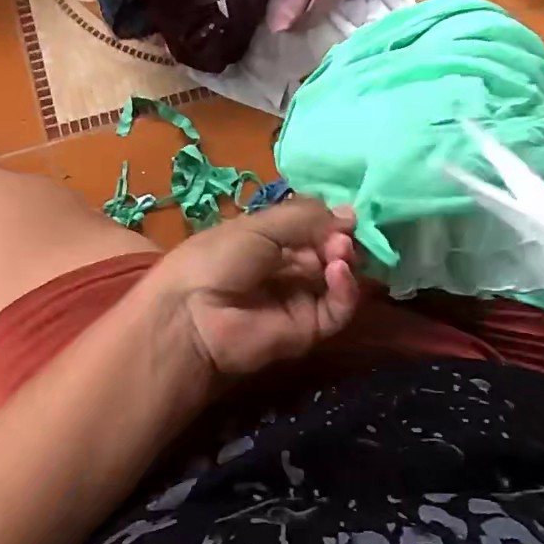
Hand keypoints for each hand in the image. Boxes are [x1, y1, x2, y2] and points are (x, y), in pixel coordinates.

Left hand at [140, 200, 360, 379]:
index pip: (311, 230)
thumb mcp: (258, 226)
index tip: (344, 216)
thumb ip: (305, 217)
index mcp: (267, 243)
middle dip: (339, 240)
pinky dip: (345, 290)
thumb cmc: (216, 260)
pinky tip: (339, 272)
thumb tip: (351, 213)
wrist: (192, 316)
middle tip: (341, 237)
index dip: (329, 222)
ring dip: (344, 262)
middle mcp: (286, 271)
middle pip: (328, 253)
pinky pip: (338, 310)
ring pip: (337, 281)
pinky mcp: (310, 330)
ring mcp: (300, 302)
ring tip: (340, 251)